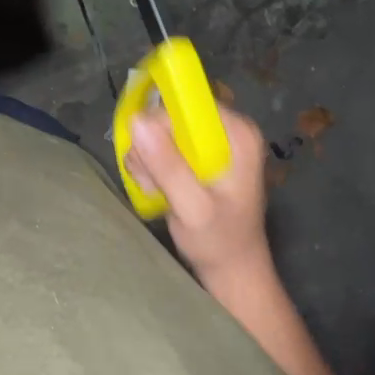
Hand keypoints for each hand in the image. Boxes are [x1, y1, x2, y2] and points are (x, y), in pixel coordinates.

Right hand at [125, 105, 271, 283]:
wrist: (231, 269)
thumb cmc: (219, 241)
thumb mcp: (193, 207)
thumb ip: (168, 166)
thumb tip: (137, 120)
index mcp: (236, 133)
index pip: (185, 104)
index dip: (159, 127)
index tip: (152, 162)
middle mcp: (224, 129)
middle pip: (167, 116)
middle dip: (151, 149)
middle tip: (156, 184)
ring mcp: (209, 142)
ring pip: (157, 132)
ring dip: (148, 163)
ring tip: (160, 192)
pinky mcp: (196, 154)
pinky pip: (158, 145)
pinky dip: (151, 168)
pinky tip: (160, 192)